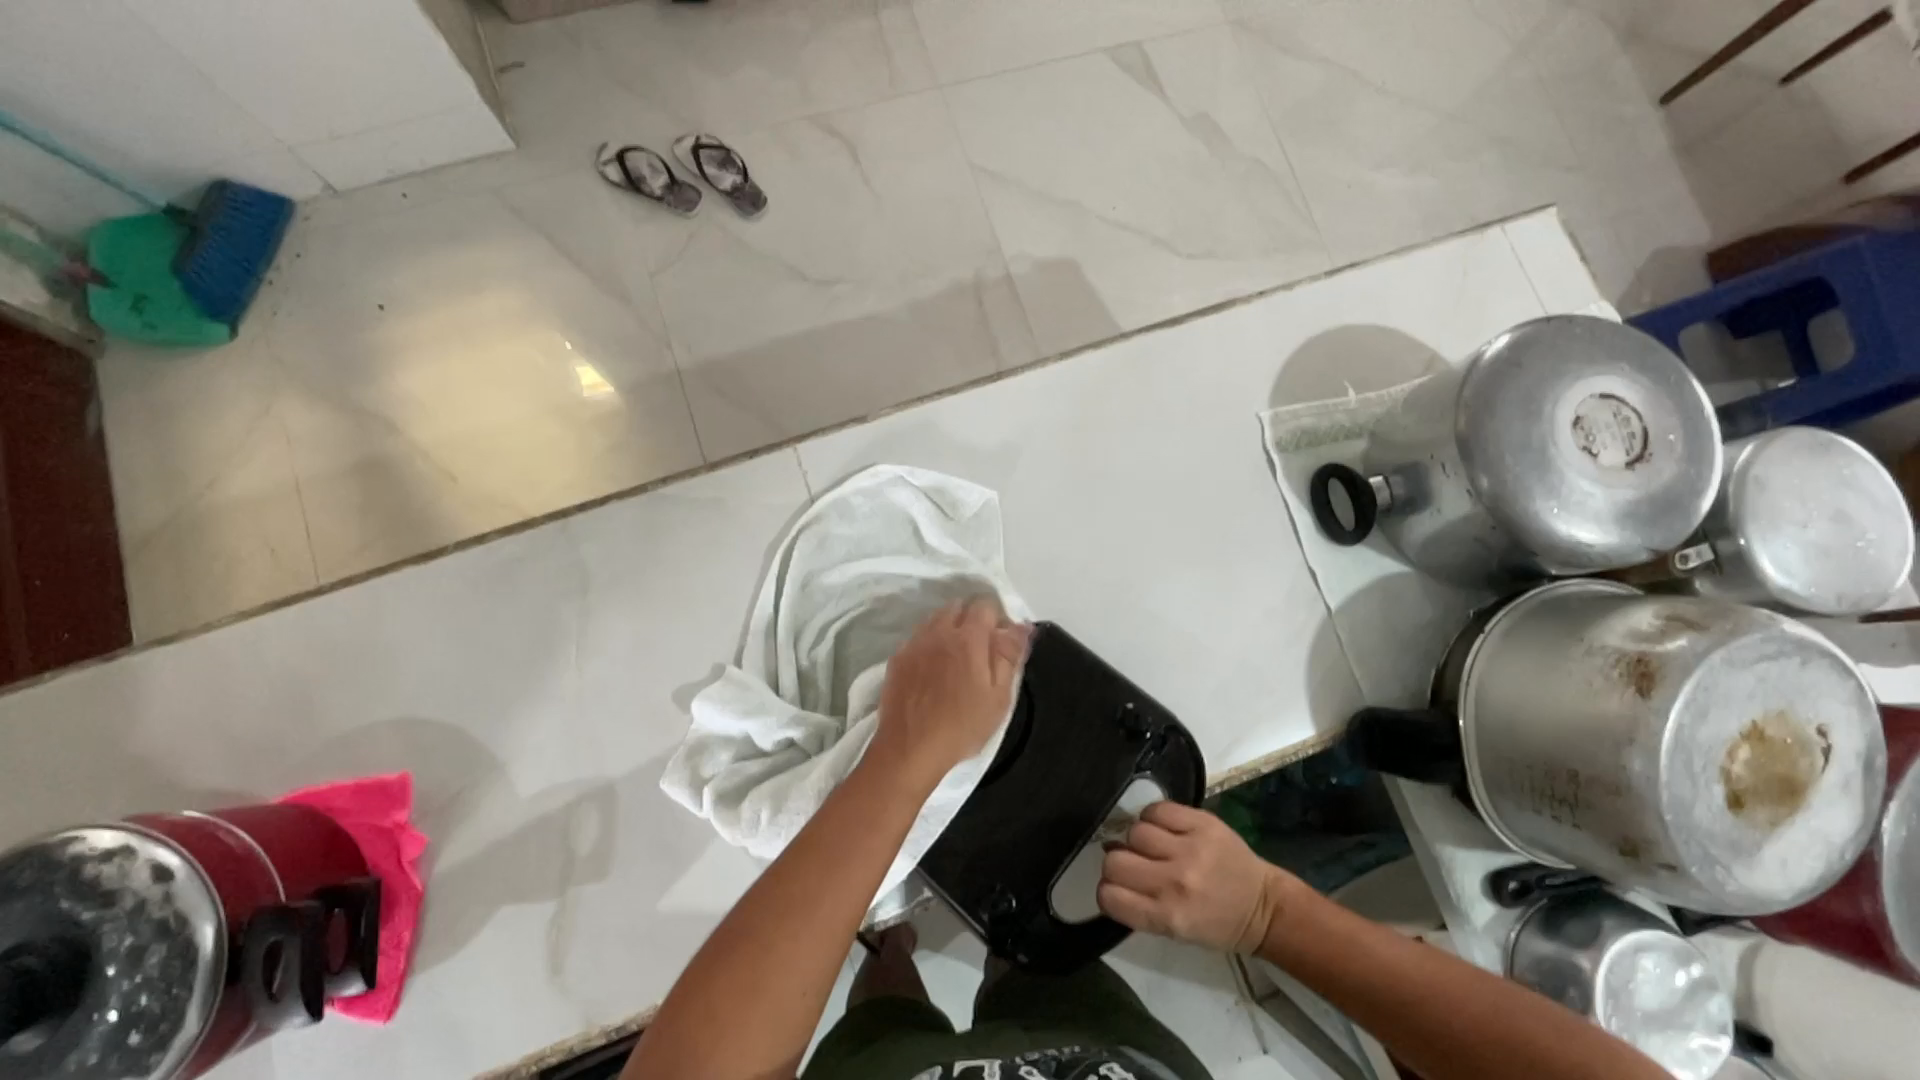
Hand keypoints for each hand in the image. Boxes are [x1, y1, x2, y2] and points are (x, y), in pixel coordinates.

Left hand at [870, 597, 1030, 781]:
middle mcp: (938, 632)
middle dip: (972, 619)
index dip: (998, 619)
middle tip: (982, 650)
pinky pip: (918, 637)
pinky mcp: (897, 659)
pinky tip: (933, 669)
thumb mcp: (998, 696)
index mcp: (968, 638)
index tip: (1002, 642)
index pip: (985, 605)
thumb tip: (1021, 626)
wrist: (909, 749)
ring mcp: (914, 644)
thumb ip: (1009, 654)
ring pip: (935, 619)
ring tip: (957, 659)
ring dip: (949, 628)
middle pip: (958, 606)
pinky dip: (930, 643)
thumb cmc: (962, 726)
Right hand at [1098, 801, 1300, 952]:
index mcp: (1167, 916)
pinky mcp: (1203, 823)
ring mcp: (1190, 850)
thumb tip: (1110, 865)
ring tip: (1155, 846)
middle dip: (1119, 862)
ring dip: (1138, 839)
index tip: (1118, 887)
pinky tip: (1165, 828)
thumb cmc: (1216, 925)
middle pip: (1115, 860)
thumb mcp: (1173, 930)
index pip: (1109, 896)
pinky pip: (1157, 809)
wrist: (1264, 907)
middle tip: (1136, 865)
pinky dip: (1154, 818)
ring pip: (1134, 832)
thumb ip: (1139, 903)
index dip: (1108, 889)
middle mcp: (1175, 882)